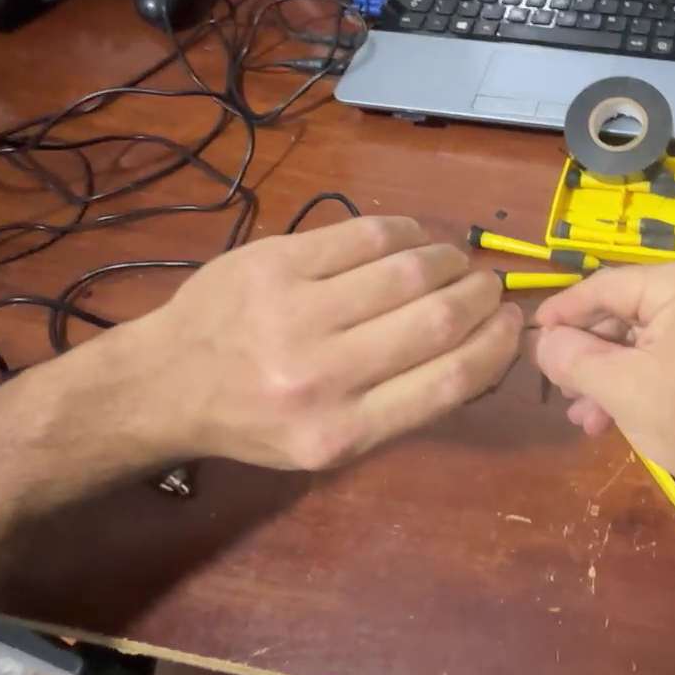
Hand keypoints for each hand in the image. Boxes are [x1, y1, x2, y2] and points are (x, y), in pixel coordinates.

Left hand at [104, 217, 522, 470]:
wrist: (162, 383)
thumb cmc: (259, 420)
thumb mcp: (333, 442)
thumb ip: (408, 399)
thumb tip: (487, 337)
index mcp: (340, 434)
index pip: (450, 381)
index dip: (496, 344)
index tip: (512, 323)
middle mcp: (318, 377)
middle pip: (437, 320)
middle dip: (480, 295)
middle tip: (488, 286)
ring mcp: (293, 313)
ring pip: (409, 270)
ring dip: (450, 260)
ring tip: (455, 263)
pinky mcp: (275, 261)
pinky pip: (368, 233)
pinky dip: (410, 233)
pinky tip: (415, 241)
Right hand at [531, 259, 674, 514]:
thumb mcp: (625, 390)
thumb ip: (575, 359)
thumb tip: (539, 340)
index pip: (606, 285)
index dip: (563, 312)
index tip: (529, 337)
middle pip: (624, 310)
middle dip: (588, 353)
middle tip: (557, 388)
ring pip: (643, 335)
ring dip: (609, 372)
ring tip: (582, 414)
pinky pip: (668, 347)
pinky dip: (639, 375)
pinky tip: (611, 414)